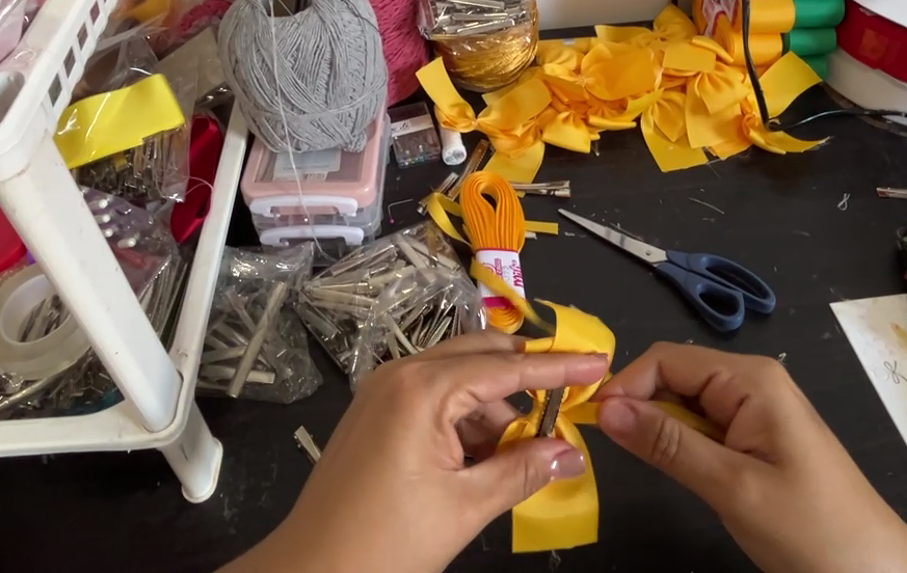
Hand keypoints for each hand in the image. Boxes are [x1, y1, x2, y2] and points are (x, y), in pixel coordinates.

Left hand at [225, 332, 608, 572]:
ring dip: (494, 404)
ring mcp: (384, 386)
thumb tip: (572, 453)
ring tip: (521, 450)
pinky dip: (464, 415)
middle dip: (525, 377)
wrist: (308, 572)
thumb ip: (522, 471)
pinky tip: (482, 454)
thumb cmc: (387, 542)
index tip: (599, 362)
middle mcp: (402, 370)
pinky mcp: (376, 407)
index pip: (506, 368)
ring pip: (457, 375)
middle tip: (567, 399)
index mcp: (423, 387)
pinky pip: (433, 393)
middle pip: (480, 356)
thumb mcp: (464, 507)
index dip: (557, 367)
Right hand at [594, 343, 906, 572]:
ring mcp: (755, 411)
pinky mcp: (756, 438)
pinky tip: (669, 464)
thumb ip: (667, 444)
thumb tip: (604, 407)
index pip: (667, 359)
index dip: (626, 384)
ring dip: (656, 424)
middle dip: (638, 402)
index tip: (593, 422)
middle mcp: (749, 383)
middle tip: (606, 443)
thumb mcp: (732, 487)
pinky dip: (678, 441)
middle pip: (673, 375)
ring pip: (684, 402)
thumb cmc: (813, 531)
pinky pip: (702, 425)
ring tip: (634, 457)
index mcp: (748, 379)